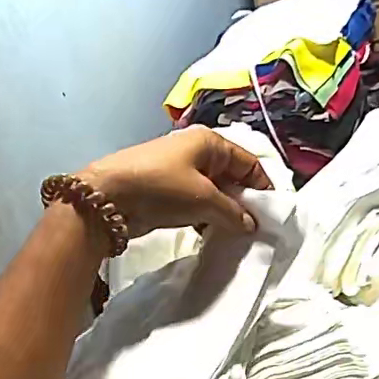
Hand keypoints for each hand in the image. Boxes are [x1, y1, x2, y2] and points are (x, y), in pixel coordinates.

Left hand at [80, 126, 271, 237]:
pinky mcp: (168, 191)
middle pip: (233, 177)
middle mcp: (198, 152)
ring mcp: (181, 171)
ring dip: (223, 213)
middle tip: (252, 230)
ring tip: (232, 236)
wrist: (107, 198)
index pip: (249, 163)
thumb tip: (250, 225)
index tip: (271, 215)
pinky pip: (197, 203)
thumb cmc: (160, 188)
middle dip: (243, 203)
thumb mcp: (203, 199)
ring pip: (215, 192)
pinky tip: (209, 235)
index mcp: (210, 142)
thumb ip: (233, 213)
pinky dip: (205, 217)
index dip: (262, 188)